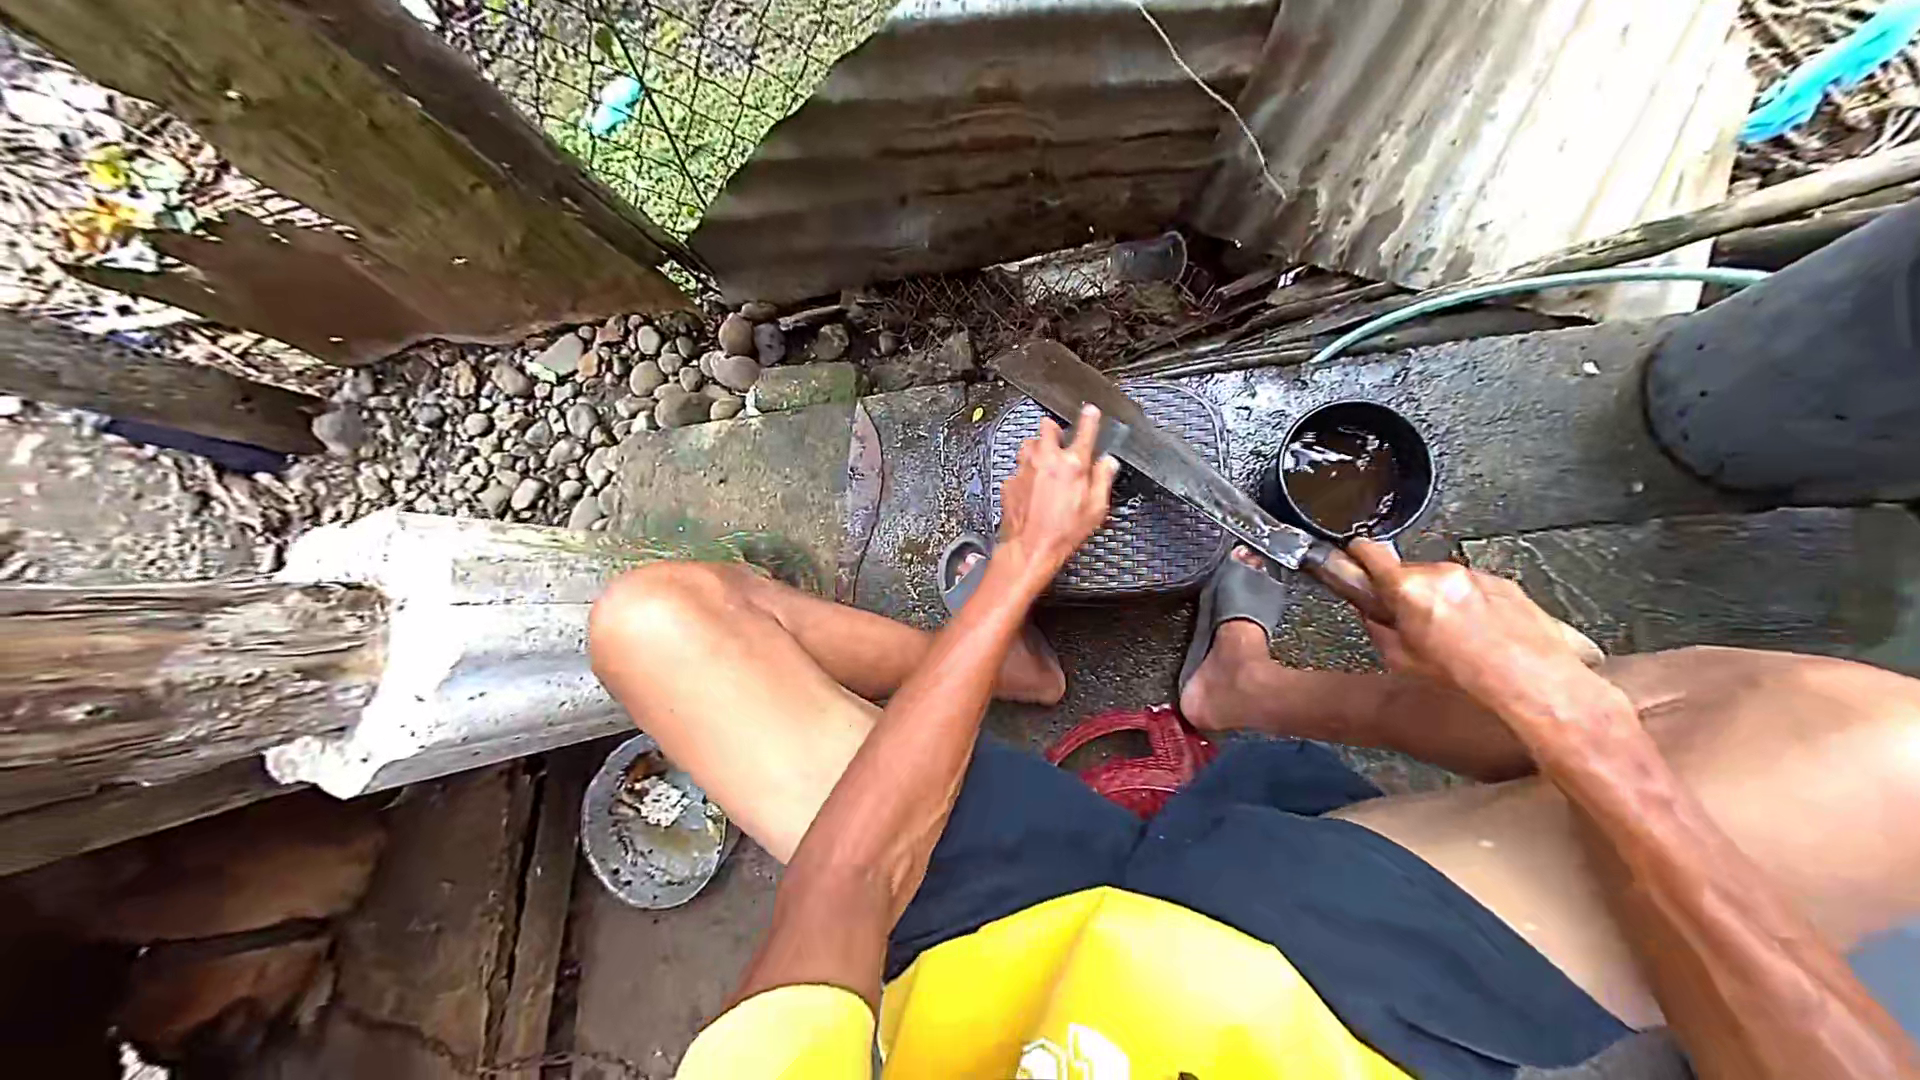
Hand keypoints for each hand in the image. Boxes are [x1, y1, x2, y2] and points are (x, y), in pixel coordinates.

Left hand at [997, 404, 1119, 581]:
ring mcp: (1025, 468)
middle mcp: (1046, 460)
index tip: (1090, 410)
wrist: (1029, 548)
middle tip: (1061, 440)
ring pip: (1029, 443)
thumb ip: (1102, 479)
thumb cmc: (1062, 533)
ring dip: (1037, 448)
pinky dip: (1025, 472)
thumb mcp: (1096, 509)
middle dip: (1055, 430)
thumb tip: (1108, 463)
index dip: (1089, 418)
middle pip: (1048, 427)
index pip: (1085, 431)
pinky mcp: (1010, 481)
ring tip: (1045, 462)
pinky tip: (1031, 486)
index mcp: (1073, 464)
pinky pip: (1018, 467)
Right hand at [1348, 539, 1592, 709]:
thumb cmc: (1469, 676)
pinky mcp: (1505, 584)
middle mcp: (1442, 574)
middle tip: (1414, 622)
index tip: (1356, 557)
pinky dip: (1472, 605)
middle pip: (1410, 572)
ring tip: (1454, 635)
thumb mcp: (1400, 660)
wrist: (1534, 682)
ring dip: (1442, 599)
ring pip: (1444, 581)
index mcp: (1408, 588)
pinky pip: (1475, 589)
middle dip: (1408, 592)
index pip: (1369, 552)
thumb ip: (1379, 629)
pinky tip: (1480, 634)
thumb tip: (1374, 617)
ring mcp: (1476, 577)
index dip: (1359, 554)